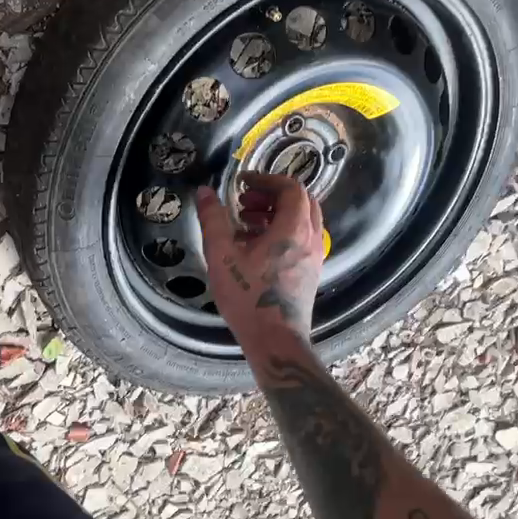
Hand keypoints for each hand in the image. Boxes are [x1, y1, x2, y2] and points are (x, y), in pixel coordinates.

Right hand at [197, 172, 323, 347]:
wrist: (274, 340)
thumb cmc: (247, 296)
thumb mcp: (221, 254)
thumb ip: (213, 218)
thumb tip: (203, 191)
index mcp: (293, 230)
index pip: (291, 188)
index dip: (266, 179)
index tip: (242, 183)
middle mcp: (310, 240)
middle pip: (302, 201)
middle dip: (272, 194)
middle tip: (244, 201)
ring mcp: (313, 257)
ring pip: (302, 220)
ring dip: (275, 212)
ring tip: (245, 222)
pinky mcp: (309, 272)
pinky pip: (300, 238)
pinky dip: (280, 230)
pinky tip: (253, 246)